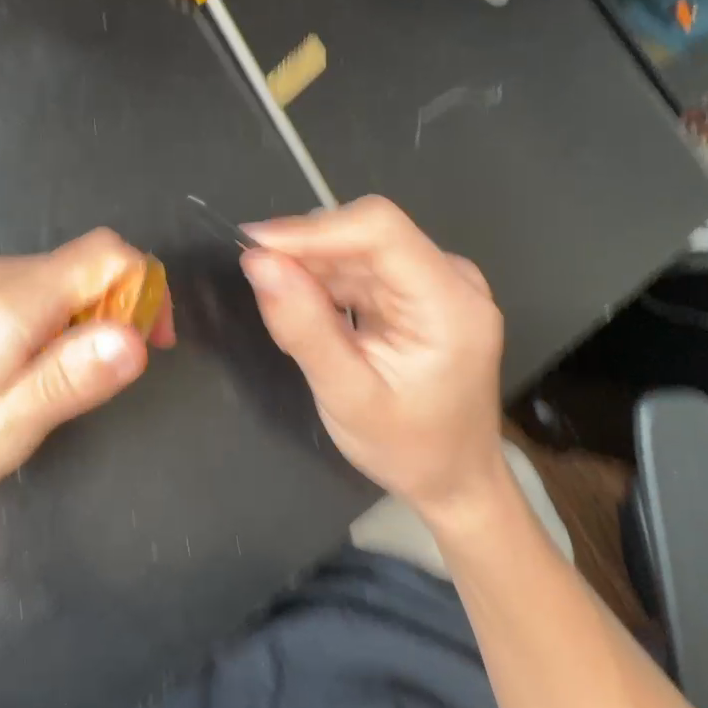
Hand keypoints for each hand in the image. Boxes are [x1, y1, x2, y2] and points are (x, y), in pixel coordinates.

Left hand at [0, 229, 175, 513]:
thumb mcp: (6, 425)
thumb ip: (71, 378)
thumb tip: (136, 338)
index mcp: (16, 298)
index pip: (108, 253)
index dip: (146, 289)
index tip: (149, 346)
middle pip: (86, 263)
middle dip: (119, 309)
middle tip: (107, 378)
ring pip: (57, 279)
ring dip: (85, 318)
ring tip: (64, 384)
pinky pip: (26, 292)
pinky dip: (51, 320)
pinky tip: (25, 372)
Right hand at [239, 196, 505, 523]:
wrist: (454, 479)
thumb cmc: (407, 448)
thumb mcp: (346, 396)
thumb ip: (303, 328)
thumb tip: (258, 263)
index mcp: (449, 303)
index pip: (379, 229)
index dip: (312, 230)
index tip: (254, 247)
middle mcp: (451, 278)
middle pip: (365, 233)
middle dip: (305, 252)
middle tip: (263, 290)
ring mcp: (436, 281)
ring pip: (356, 246)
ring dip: (311, 269)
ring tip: (291, 317)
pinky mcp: (417, 289)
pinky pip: (359, 265)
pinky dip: (324, 282)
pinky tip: (313, 318)